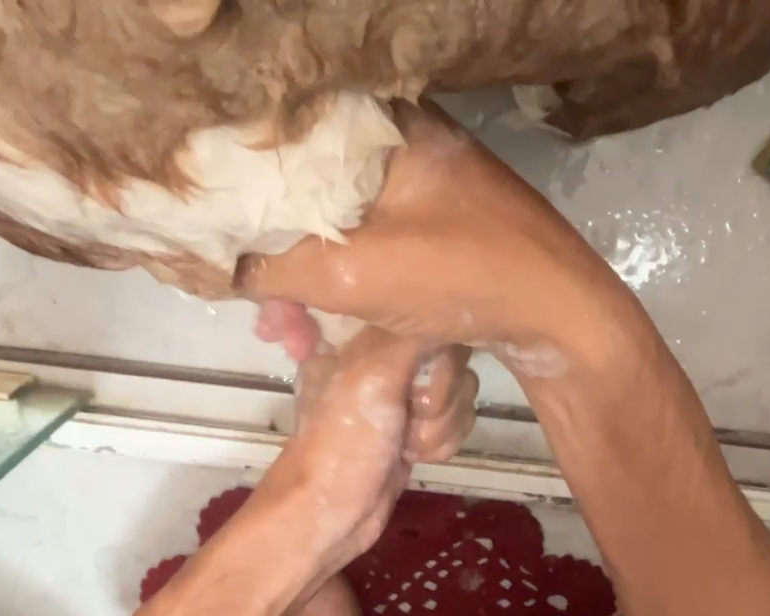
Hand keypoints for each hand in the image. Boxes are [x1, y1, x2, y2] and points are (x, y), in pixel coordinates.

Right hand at [239, 102, 633, 370]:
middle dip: (272, 261)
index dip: (237, 196)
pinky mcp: (429, 225)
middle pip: (303, 193)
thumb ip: (275, 266)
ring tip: (291, 336)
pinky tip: (322, 324)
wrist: (555, 315)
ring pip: (331, 227)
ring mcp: (415, 185)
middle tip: (267, 320)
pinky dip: (337, 283)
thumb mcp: (353, 274)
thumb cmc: (459, 276)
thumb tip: (216, 265)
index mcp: (377, 125)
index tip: (215, 248)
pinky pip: (361, 247)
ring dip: (303, 282)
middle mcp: (394, 142)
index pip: (278, 143)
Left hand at [253, 329, 470, 571]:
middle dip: (441, 399)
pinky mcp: (417, 430)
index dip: (440, 356)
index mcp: (362, 336)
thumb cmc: (342, 444)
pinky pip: (457, 421)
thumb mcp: (374, 376)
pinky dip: (442, 443)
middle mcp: (384, 360)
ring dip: (441, 426)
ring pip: (461, 393)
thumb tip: (455, 304)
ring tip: (406, 445)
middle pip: (455, 358)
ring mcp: (403, 398)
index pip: (430, 317)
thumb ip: (416, 336)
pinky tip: (413, 457)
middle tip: (409, 420)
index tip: (421, 384)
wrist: (330, 516)